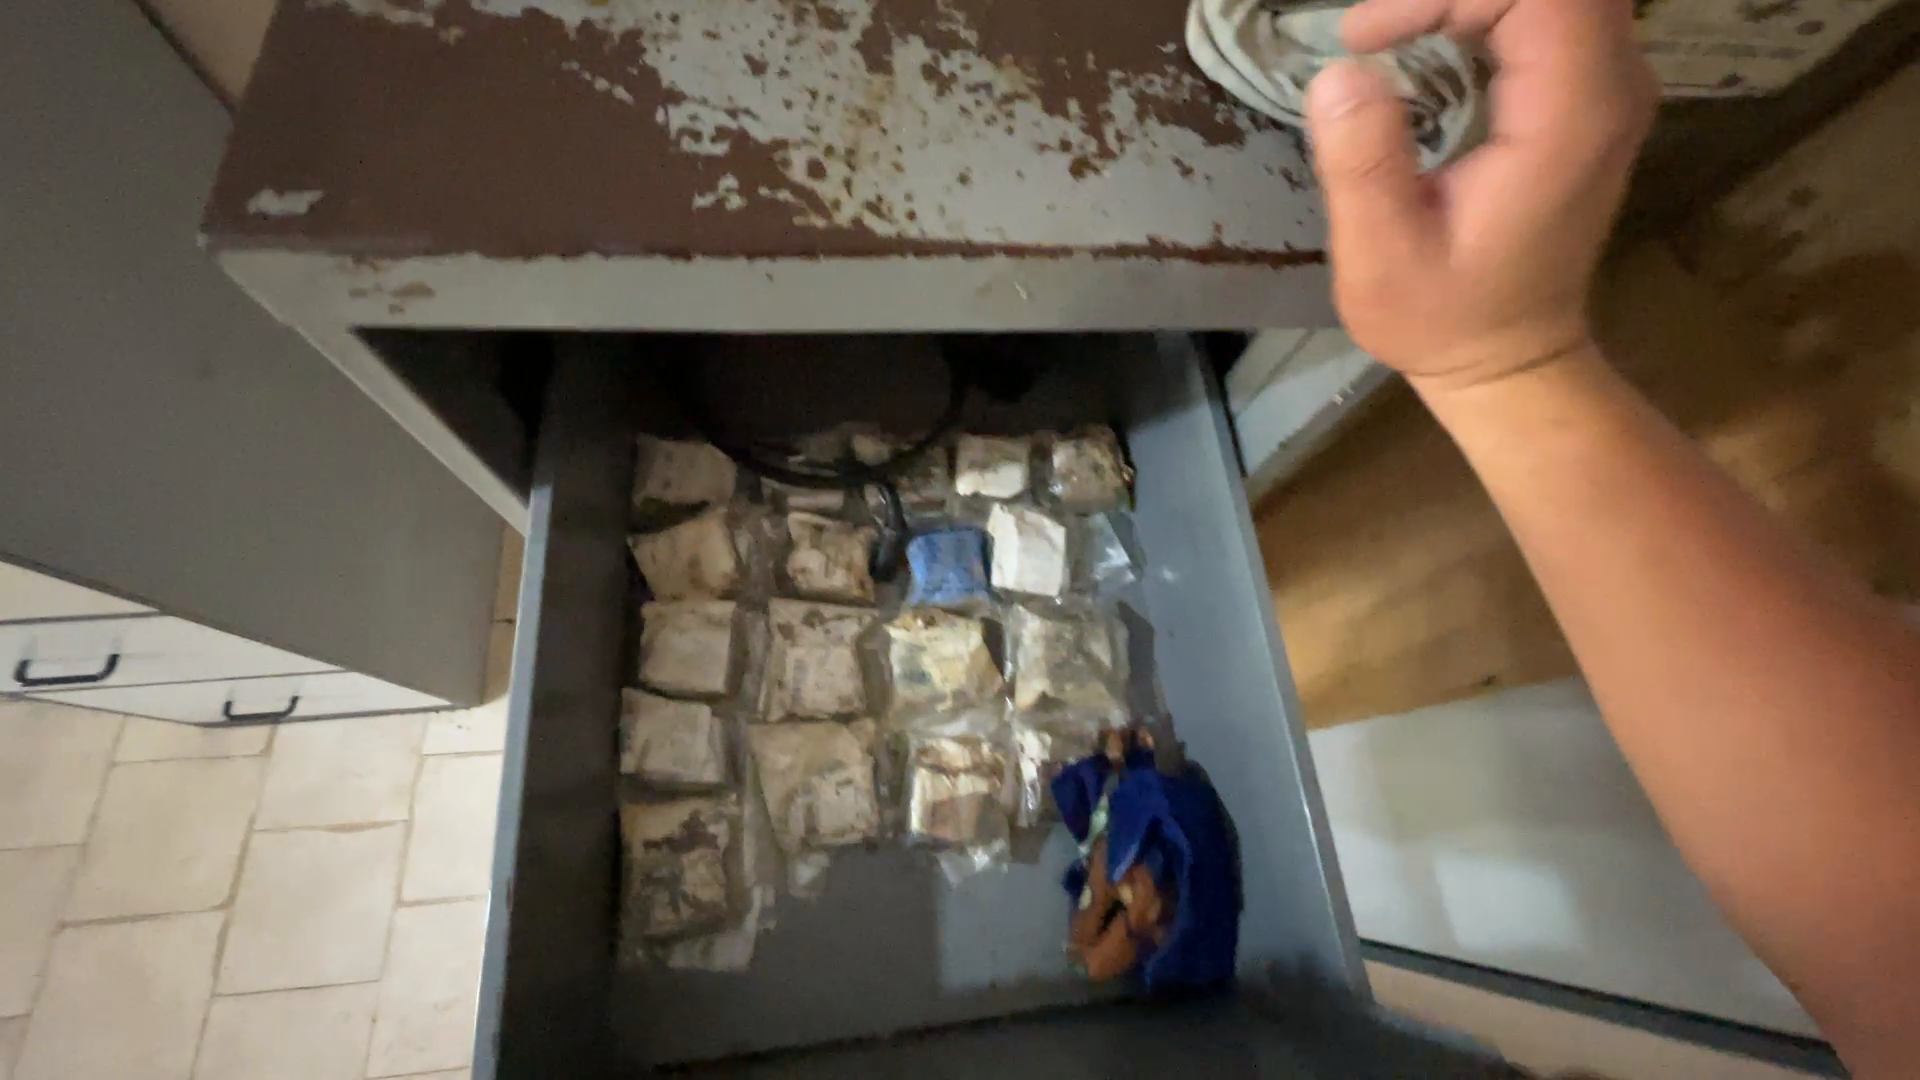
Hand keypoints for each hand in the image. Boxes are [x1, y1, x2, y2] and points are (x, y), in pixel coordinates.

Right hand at [1305, 0, 1658, 391]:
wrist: (1504, 357)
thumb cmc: (1437, 318)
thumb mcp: (1380, 256)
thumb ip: (1363, 163)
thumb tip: (1337, 71)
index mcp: (1568, 118)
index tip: (1359, 38)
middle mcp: (1613, 84)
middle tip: (1373, 27)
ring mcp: (1611, 86)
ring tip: (1392, 28)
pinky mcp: (1590, 96)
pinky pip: (1553, 15)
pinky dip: (1489, 11)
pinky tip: (1434, 41)